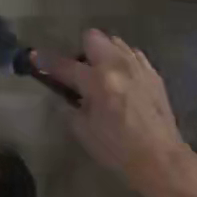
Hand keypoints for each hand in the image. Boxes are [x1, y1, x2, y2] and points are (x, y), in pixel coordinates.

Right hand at [40, 31, 196, 196]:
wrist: (161, 160)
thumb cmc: (117, 149)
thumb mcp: (83, 130)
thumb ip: (70, 106)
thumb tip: (66, 93)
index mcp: (98, 81)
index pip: (65, 65)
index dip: (46, 61)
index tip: (34, 57)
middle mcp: (119, 66)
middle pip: (93, 37)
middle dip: (82, 50)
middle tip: (80, 71)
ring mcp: (139, 67)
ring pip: (115, 42)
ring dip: (104, 54)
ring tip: (103, 74)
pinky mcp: (154, 74)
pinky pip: (133, 55)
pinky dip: (123, 62)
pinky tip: (122, 80)